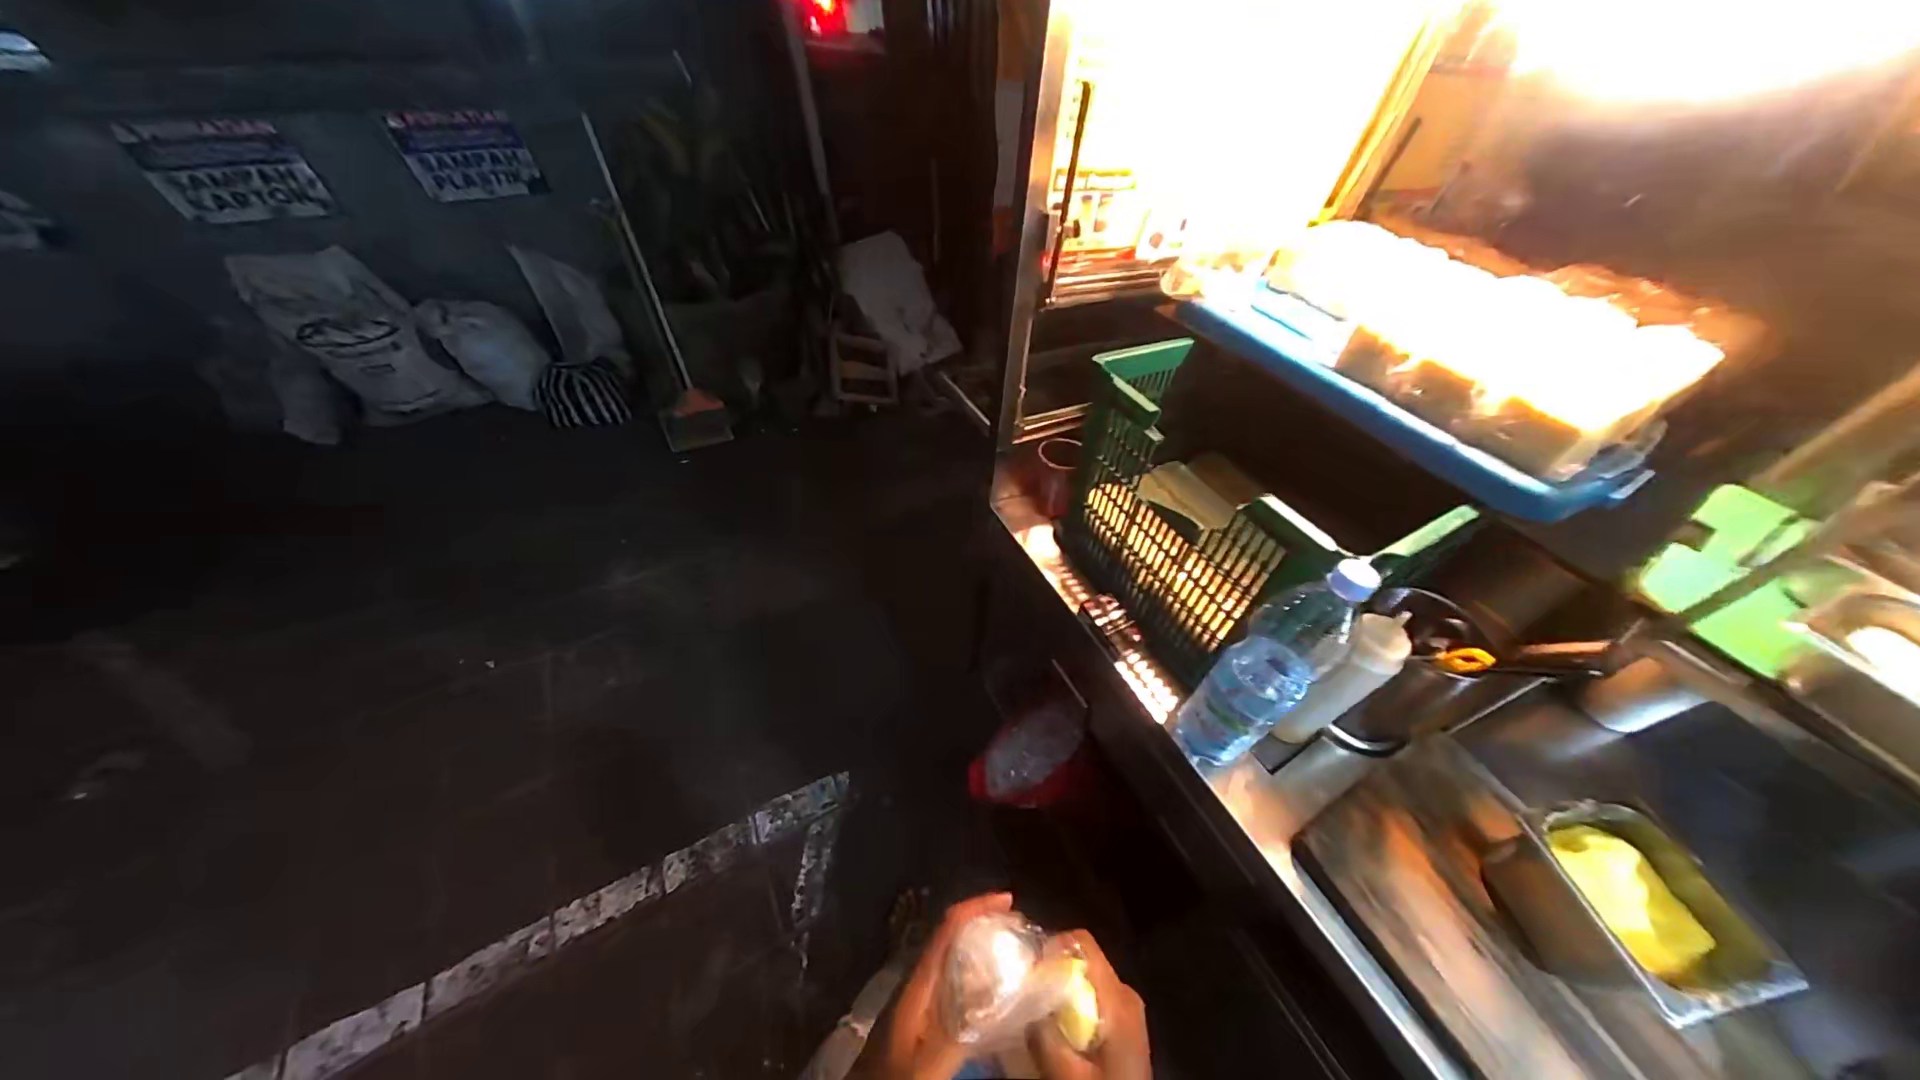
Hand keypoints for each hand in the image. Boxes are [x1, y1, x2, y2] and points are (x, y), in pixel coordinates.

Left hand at [869, 891, 1014, 1079]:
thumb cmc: (891, 1077)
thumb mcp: (927, 1064)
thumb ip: (959, 1035)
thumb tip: (997, 1003)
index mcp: (918, 979)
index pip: (947, 927)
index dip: (976, 907)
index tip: (1008, 900)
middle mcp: (917, 976)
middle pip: (950, 932)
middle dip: (982, 920)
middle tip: (1016, 925)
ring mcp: (916, 991)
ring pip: (950, 952)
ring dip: (978, 941)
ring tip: (1009, 947)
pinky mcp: (918, 1009)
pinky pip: (949, 974)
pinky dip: (972, 967)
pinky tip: (989, 985)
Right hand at [1027, 930, 1149, 1079]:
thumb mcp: (1068, 1074)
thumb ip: (1044, 1036)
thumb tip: (1022, 1002)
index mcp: (1118, 998)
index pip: (1082, 942)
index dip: (1051, 946)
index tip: (1029, 970)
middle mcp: (1126, 992)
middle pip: (1082, 960)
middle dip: (1052, 973)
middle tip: (1028, 995)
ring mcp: (1129, 1008)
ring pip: (1086, 979)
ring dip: (1061, 992)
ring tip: (1040, 1015)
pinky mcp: (1126, 1023)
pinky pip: (1094, 997)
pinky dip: (1073, 1006)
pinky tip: (1060, 1031)